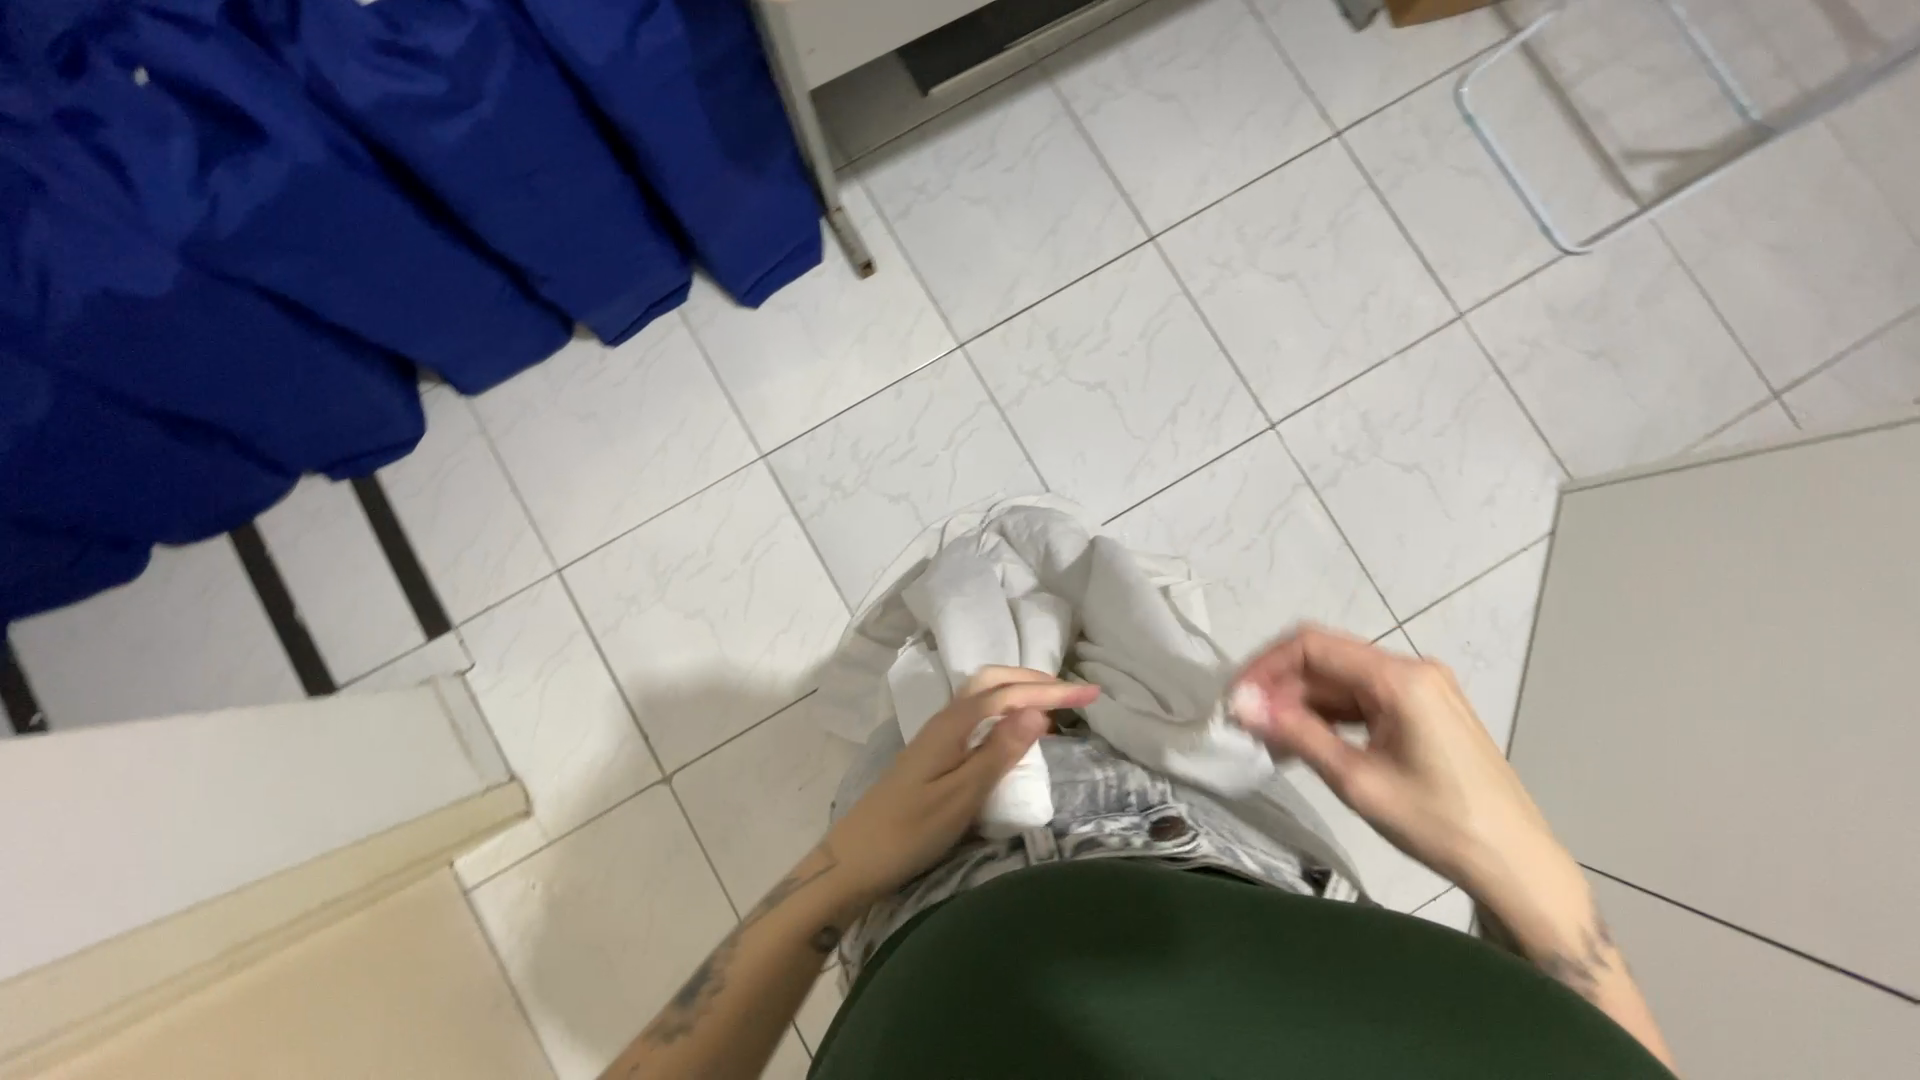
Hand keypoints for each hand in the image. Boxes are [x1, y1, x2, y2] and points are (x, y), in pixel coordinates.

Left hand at [824, 667, 1098, 904]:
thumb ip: (998, 752)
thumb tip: (1038, 710)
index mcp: (952, 724)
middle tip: (1074, 692)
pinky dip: (1004, 712)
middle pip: (992, 681)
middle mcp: (944, 720)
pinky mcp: (934, 754)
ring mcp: (937, 736)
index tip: (1093, 692)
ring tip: (1054, 705)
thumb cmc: (909, 832)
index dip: (1052, 690)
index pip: (1009, 694)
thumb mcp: (961, 796)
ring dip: (1019, 692)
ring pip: (983, 696)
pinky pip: (977, 716)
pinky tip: (1018, 734)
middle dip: (1035, 680)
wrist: (854, 860)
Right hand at [1228, 625, 1569, 901]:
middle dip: (1279, 687)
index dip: (1265, 666)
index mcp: (1400, 678)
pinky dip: (1328, 716)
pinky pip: (1362, 700)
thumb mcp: (1357, 779)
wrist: (1516, 865)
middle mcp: (1412, 670)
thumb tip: (1241, 705)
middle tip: (1244, 725)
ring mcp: (1422, 690)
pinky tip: (1303, 743)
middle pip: (1326, 660)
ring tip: (1267, 739)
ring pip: (1341, 681)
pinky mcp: (1424, 711)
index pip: (1312, 646)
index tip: (1234, 700)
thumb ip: (1296, 734)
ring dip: (1300, 704)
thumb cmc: (1437, 823)